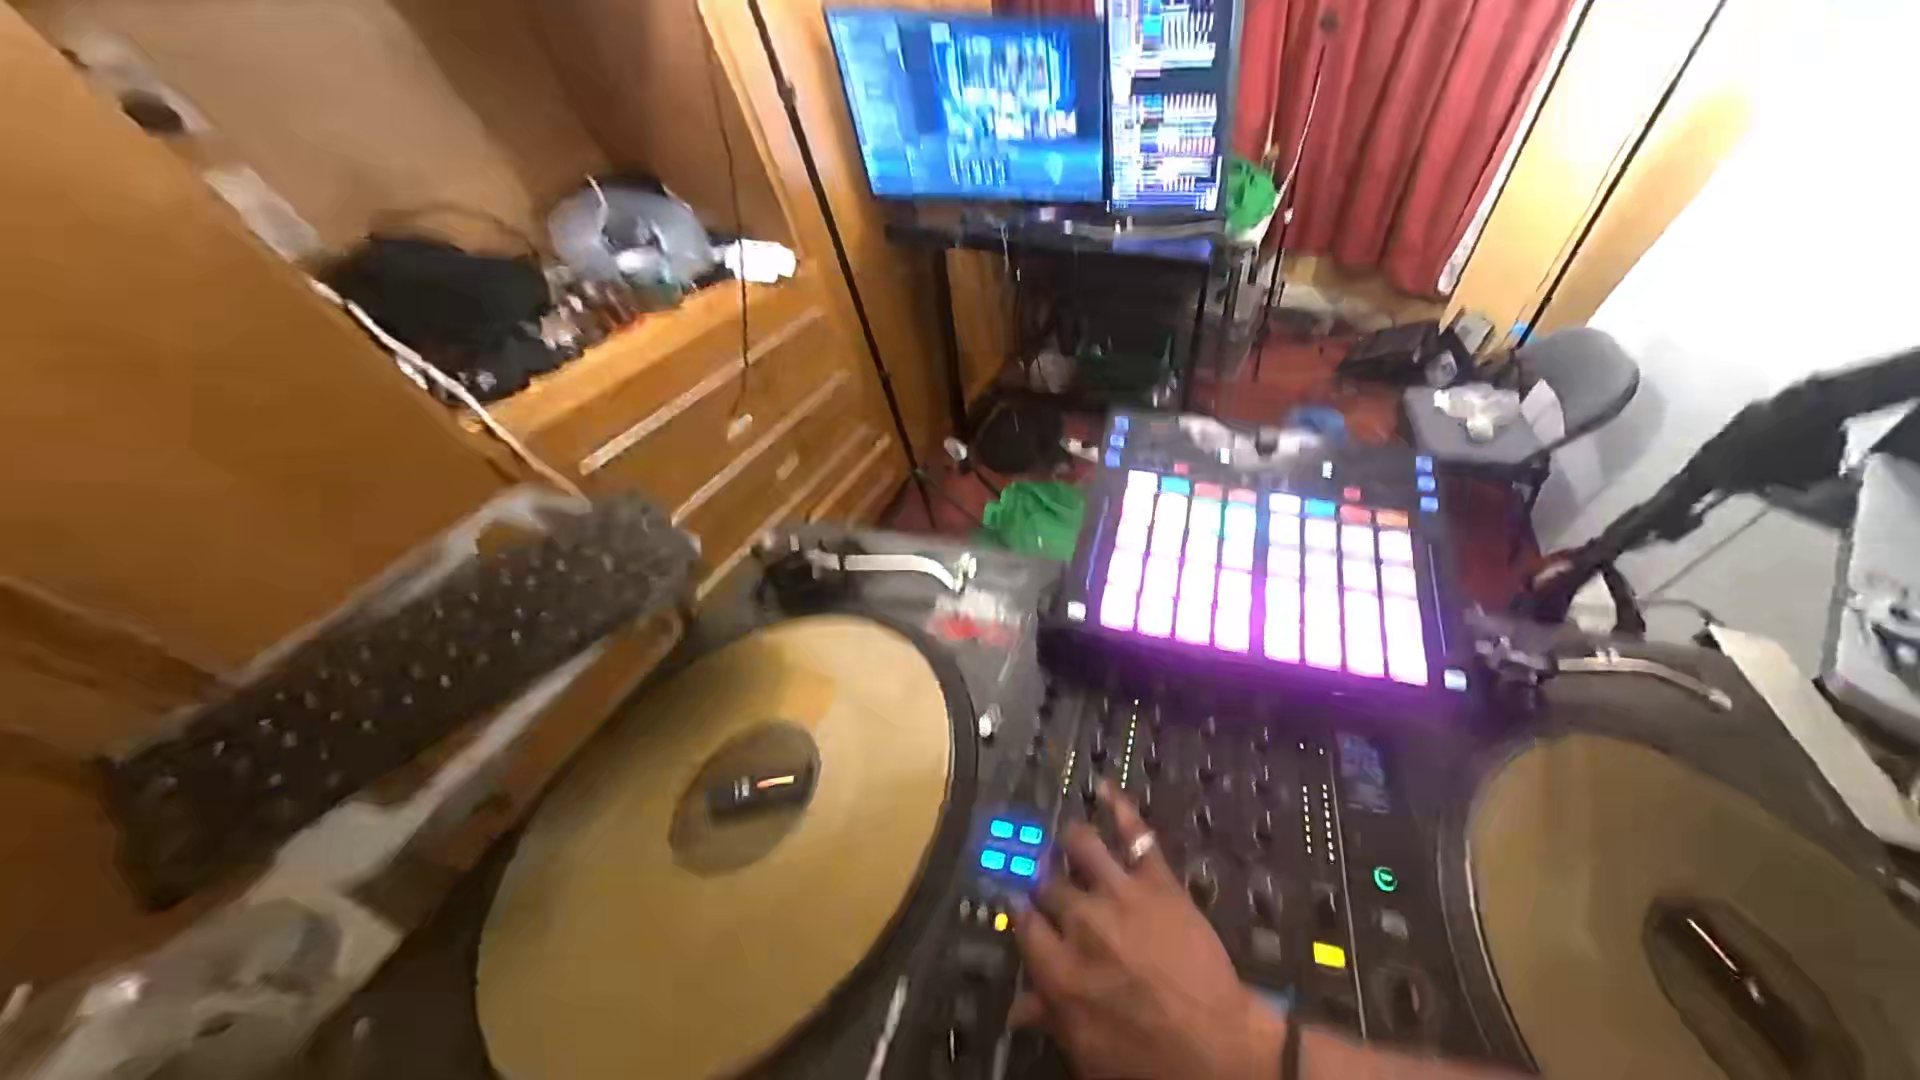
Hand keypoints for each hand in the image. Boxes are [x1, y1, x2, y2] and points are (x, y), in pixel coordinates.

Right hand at [1012, 781, 1286, 1079]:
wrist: (1222, 1050)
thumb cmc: (1150, 1059)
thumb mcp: (1089, 1052)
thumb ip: (1049, 1017)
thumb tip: (1013, 1008)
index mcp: (1059, 968)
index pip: (1021, 919)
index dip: (1018, 908)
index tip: (1018, 902)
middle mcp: (1081, 921)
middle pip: (1046, 881)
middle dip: (1042, 876)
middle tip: (1046, 875)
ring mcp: (1119, 894)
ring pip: (1080, 844)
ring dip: (1071, 840)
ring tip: (1070, 840)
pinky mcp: (1156, 880)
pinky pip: (1135, 834)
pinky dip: (1119, 807)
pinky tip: (1105, 788)